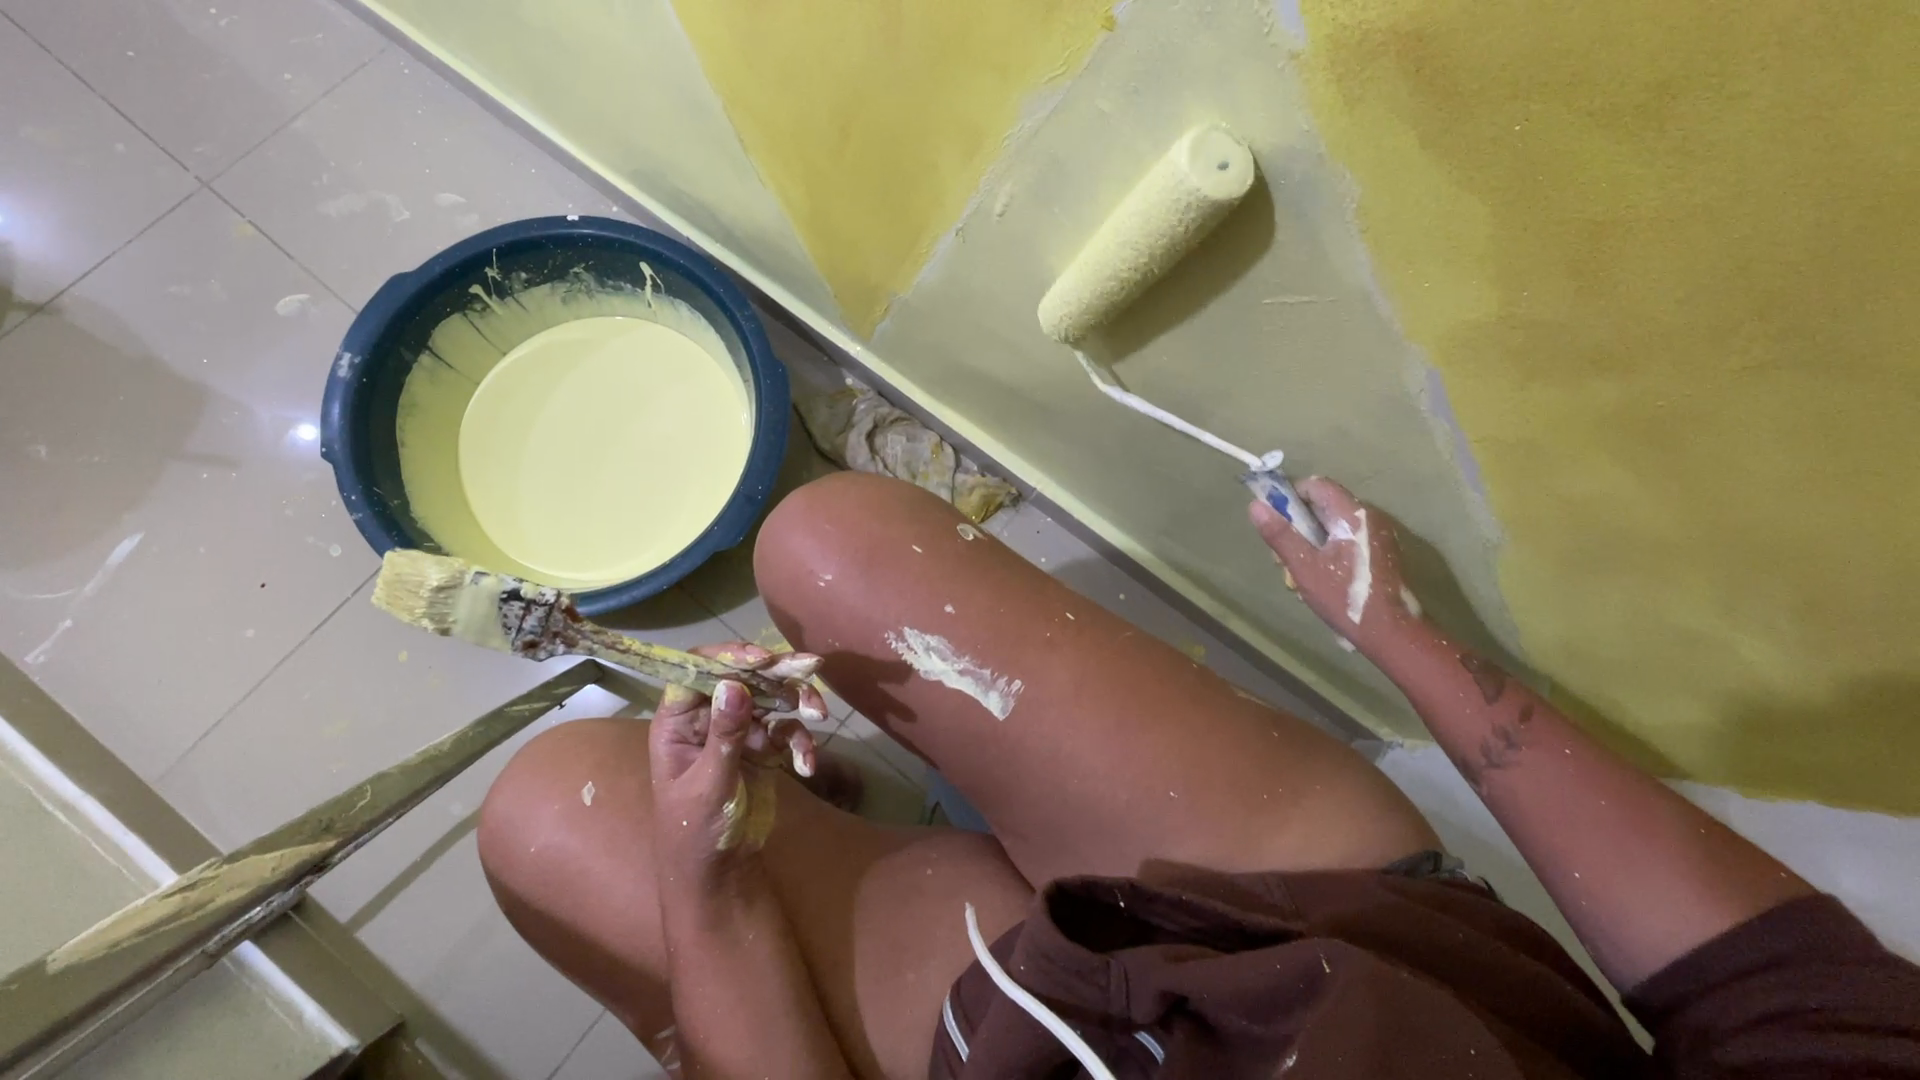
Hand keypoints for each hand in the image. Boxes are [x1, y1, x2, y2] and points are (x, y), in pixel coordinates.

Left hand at [650, 643, 825, 891]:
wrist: (720, 873)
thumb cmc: (695, 831)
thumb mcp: (708, 785)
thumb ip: (724, 736)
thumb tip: (733, 685)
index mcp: (680, 722)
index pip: (698, 670)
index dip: (728, 656)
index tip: (761, 658)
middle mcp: (709, 718)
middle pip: (743, 678)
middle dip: (778, 671)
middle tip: (811, 665)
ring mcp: (740, 732)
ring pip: (771, 699)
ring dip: (799, 701)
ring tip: (820, 713)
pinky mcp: (765, 748)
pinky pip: (788, 731)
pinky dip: (802, 743)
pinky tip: (807, 767)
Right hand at [1250, 477, 1425, 656]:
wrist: (1392, 632)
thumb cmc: (1344, 596)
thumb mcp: (1304, 567)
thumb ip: (1281, 534)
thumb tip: (1255, 506)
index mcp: (1352, 515)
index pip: (1318, 485)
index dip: (1292, 496)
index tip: (1276, 519)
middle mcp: (1370, 517)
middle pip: (1326, 504)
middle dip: (1300, 523)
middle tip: (1284, 553)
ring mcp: (1380, 535)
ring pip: (1336, 524)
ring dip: (1313, 539)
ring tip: (1300, 569)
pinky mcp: (1383, 551)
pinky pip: (1349, 538)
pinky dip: (1330, 548)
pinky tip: (1323, 575)